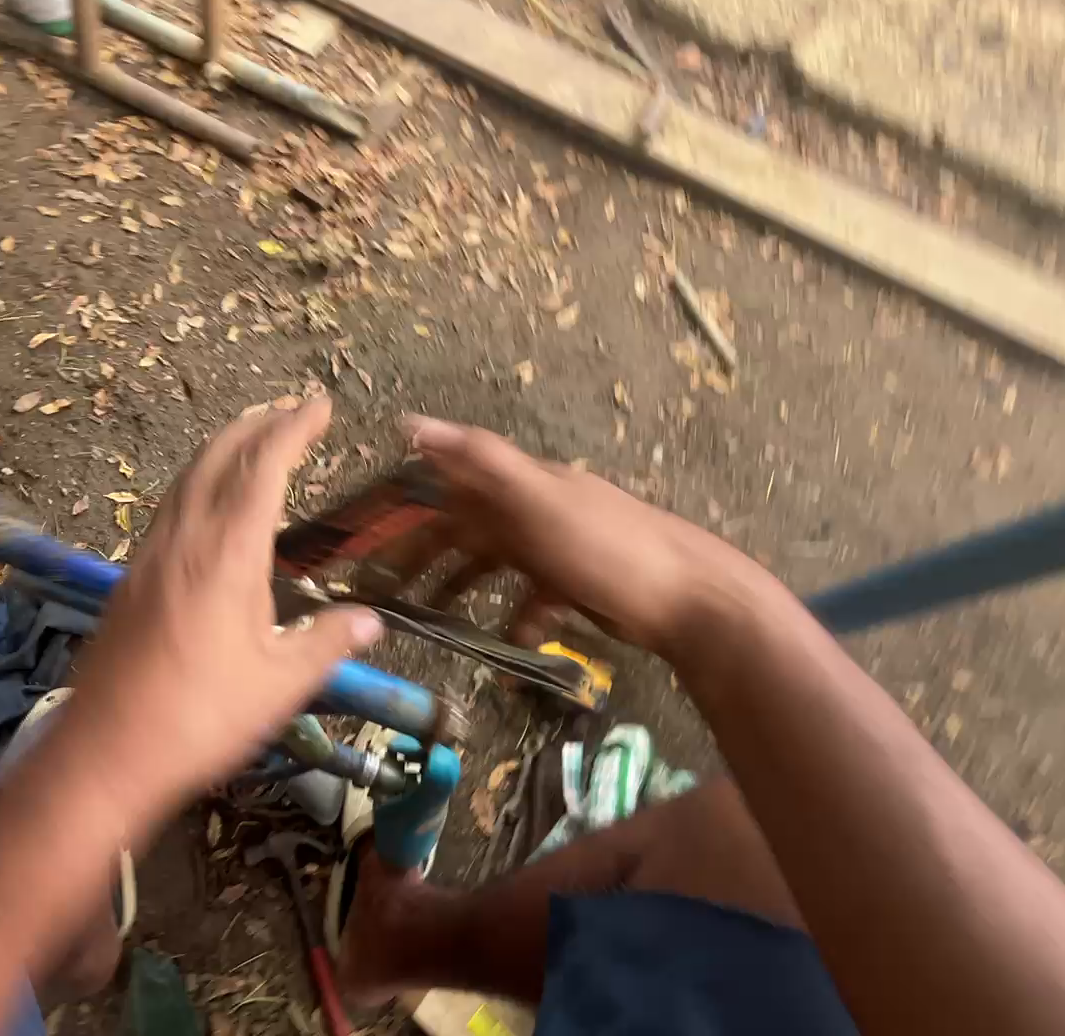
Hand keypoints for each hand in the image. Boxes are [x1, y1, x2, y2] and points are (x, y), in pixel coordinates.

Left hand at [62, 398, 383, 806]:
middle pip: (217, 456)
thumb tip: (371, 620)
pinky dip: (198, 483)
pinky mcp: (130, 578)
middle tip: (287, 410)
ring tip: (252, 441)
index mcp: (227, 554)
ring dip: (222, 448)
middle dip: (254, 423)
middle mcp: (184, 539)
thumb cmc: (201, 718)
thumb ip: (328, 643)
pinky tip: (208, 505)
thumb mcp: (280, 685)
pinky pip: (169, 508)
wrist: (105, 753)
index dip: (294, 428)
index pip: (264, 468)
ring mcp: (149, 555)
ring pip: (186, 478)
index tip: (319, 405)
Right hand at [386, 416, 764, 661]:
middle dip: (427, 554)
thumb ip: (479, 460)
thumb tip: (413, 422)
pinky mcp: (572, 584)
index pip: (451, 484)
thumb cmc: (603, 546)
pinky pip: (529, 598)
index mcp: (520, 484)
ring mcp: (553, 547)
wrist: (689, 599)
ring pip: (492, 563)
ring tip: (432, 614)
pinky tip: (508, 642)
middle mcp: (532, 508)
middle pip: (466, 528)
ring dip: (460, 585)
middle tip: (390, 585)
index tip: (375, 529)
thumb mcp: (537, 497)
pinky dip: (515, 618)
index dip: (411, 503)